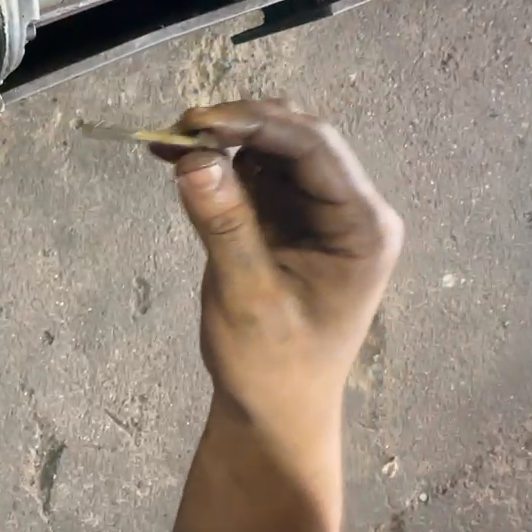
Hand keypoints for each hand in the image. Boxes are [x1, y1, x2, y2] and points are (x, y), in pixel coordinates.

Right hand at [160, 101, 402, 437]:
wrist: (272, 409)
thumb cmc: (272, 364)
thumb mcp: (248, 296)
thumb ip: (225, 224)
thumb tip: (192, 157)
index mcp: (360, 226)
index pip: (315, 148)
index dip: (255, 124)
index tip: (195, 122)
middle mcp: (344, 208)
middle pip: (296, 137)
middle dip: (237, 125)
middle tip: (176, 129)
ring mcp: (313, 211)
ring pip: (271, 147)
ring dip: (222, 138)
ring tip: (170, 142)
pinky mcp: (282, 218)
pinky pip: (251, 171)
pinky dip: (216, 159)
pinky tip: (179, 159)